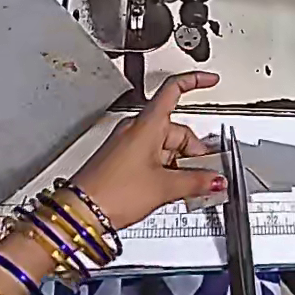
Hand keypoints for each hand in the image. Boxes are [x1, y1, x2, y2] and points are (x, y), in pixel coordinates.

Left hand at [70, 71, 224, 229]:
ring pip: (166, 145)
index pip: (174, 89)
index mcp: (148, 124)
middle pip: (176, 129)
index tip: (211, 80)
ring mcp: (129, 143)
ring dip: (180, 164)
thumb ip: (196, 181)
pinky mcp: (123, 159)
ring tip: (188, 187)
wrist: (79, 213)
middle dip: (193, 151)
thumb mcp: (163, 187)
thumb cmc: (110, 192)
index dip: (195, 81)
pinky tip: (172, 188)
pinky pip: (153, 156)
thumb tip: (215, 179)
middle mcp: (137, 128)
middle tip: (206, 173)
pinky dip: (167, 169)